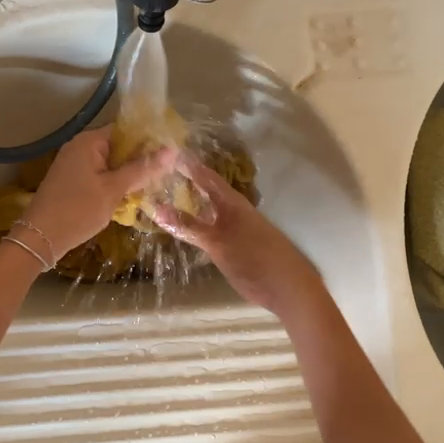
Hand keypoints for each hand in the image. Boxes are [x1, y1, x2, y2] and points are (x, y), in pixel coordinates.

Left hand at [19, 126, 176, 258]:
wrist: (40, 238)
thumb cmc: (77, 210)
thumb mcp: (113, 190)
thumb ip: (141, 169)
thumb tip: (171, 150)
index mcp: (88, 142)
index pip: (125, 130)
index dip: (148, 140)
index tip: (170, 153)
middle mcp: (79, 147)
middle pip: (118, 146)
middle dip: (139, 159)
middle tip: (167, 172)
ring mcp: (74, 164)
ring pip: (110, 163)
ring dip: (127, 174)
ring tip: (155, 183)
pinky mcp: (72, 181)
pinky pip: (99, 174)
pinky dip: (114, 182)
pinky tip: (130, 195)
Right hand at [150, 155, 321, 315]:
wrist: (288, 288)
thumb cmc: (253, 259)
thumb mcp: (216, 242)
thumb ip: (187, 226)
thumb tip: (155, 208)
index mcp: (231, 202)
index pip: (205, 175)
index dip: (187, 164)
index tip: (165, 153)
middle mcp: (234, 210)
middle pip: (208, 189)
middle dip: (187, 182)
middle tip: (159, 175)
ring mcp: (237, 227)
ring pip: (210, 208)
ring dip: (192, 202)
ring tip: (167, 198)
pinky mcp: (238, 244)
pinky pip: (212, 225)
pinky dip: (197, 222)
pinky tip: (186, 229)